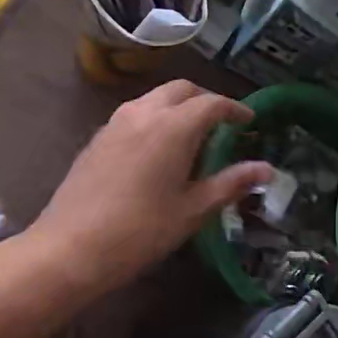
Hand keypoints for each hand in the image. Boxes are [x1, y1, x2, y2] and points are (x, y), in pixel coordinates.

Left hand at [32, 80, 272, 293]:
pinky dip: (155, 120)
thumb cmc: (141, 231)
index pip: (212, 103)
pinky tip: (158, 151)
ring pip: (154, 99)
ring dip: (178, 108)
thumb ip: (230, 183)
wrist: (71, 247)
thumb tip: (266, 170)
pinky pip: (134, 115)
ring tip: (192, 137)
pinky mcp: (97, 138)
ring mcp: (115, 123)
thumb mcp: (193, 210)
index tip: (250, 121)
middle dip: (206, 101)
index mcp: (173, 126)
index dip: (235, 109)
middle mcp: (143, 113)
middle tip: (222, 125)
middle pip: (181, 90)